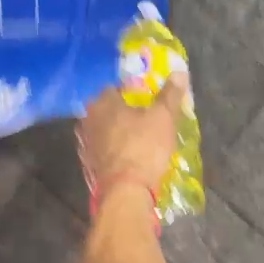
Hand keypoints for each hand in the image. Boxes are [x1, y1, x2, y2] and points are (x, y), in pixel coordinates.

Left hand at [77, 76, 185, 204]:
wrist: (125, 190)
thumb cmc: (144, 148)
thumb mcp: (164, 118)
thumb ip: (170, 95)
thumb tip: (179, 72)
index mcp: (102, 102)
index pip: (115, 87)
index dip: (132, 92)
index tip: (146, 100)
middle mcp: (86, 118)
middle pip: (107, 109)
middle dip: (123, 113)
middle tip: (144, 120)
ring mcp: (84, 143)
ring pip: (103, 130)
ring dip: (116, 133)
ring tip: (137, 140)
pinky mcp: (88, 164)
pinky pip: (102, 150)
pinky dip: (113, 151)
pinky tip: (127, 158)